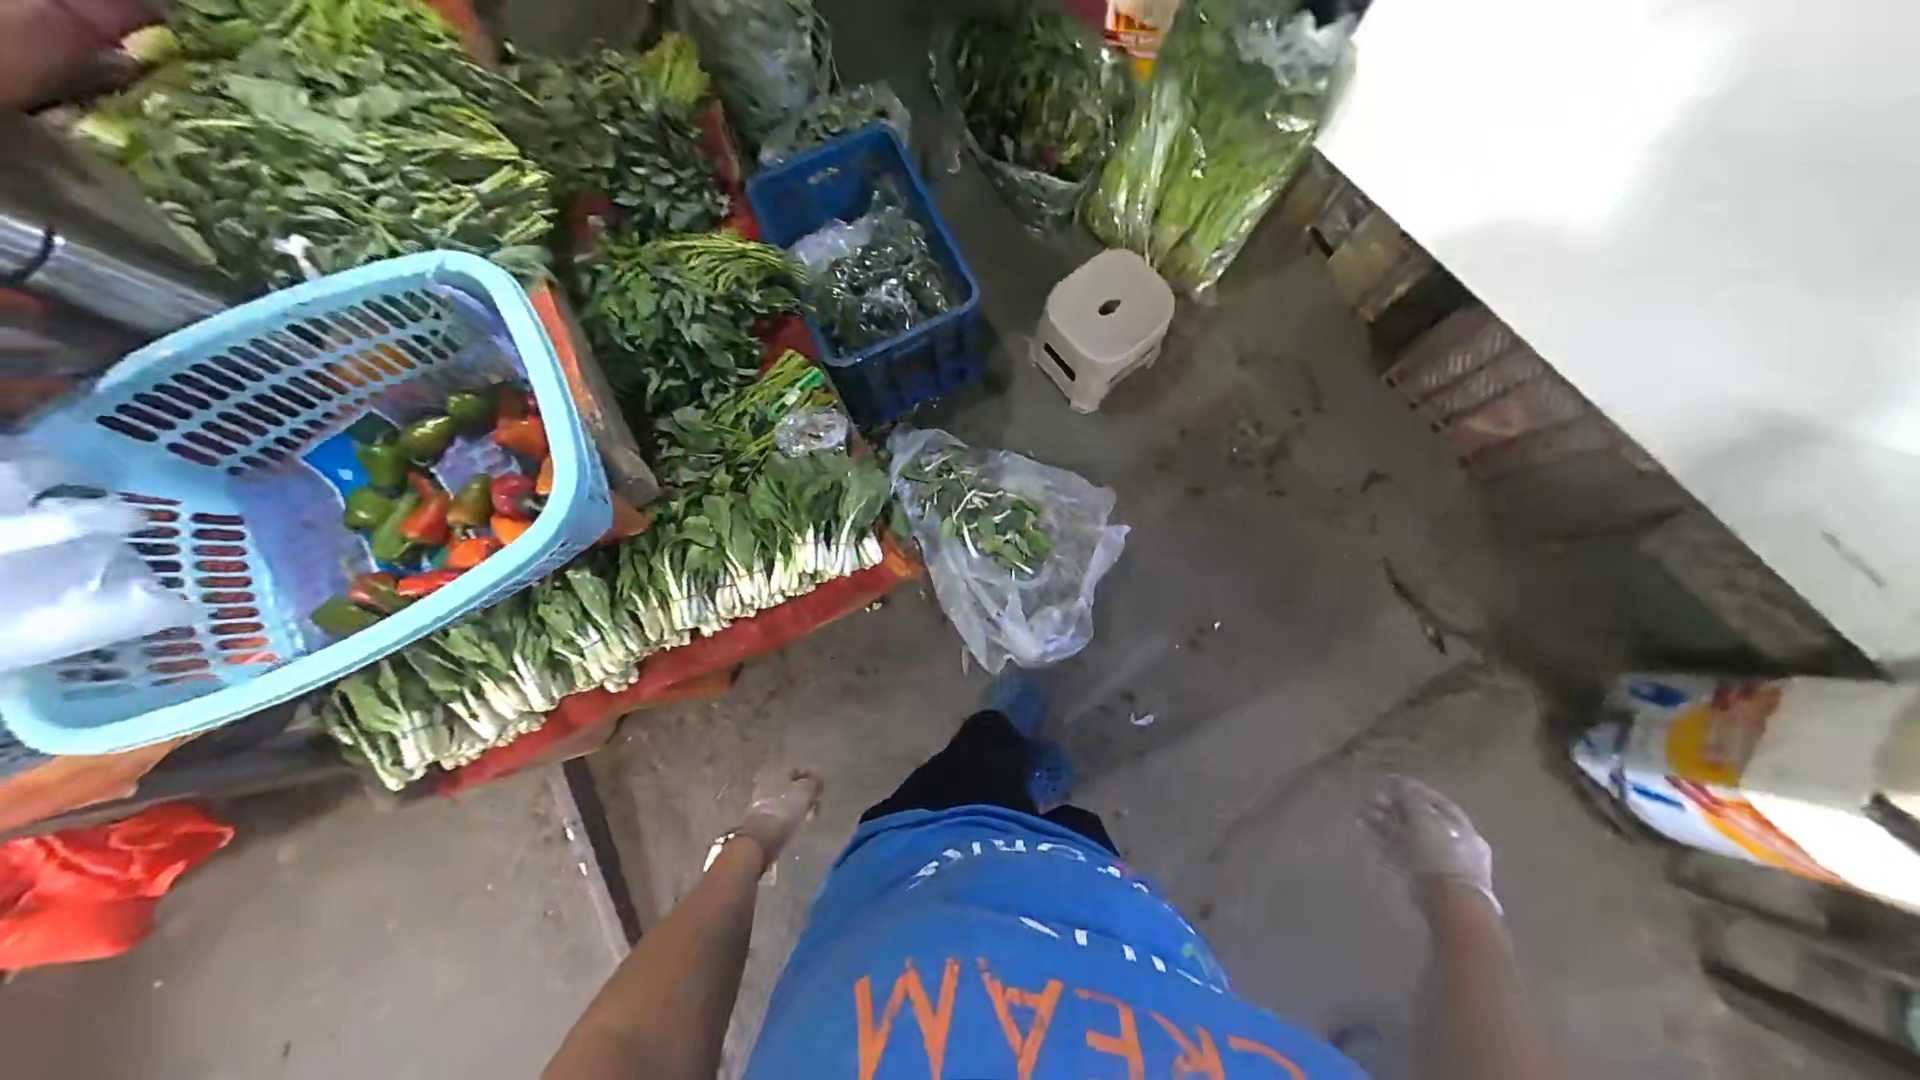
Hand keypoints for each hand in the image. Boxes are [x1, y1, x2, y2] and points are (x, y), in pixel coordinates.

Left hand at [734, 768, 822, 864]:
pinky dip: (788, 816)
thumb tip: (816, 776)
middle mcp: (766, 782)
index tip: (820, 792)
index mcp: (776, 771)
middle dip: (804, 794)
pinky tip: (795, 824)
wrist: (759, 840)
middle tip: (815, 806)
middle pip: (791, 785)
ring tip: (807, 818)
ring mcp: (761, 800)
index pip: (798, 770)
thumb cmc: (784, 810)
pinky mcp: (759, 818)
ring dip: (797, 806)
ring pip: (785, 799)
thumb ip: (813, 780)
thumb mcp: (804, 791)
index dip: (812, 778)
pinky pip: (780, 812)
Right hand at [1362, 776, 1498, 915]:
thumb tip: (1399, 780)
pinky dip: (1384, 841)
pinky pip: (1400, 851)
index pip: (1436, 802)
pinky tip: (1366, 833)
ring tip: (1361, 814)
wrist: (1447, 900)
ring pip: (1406, 835)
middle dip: (1393, 807)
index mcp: (1460, 827)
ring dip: (1384, 823)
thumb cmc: (1440, 853)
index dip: (1413, 790)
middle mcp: (1451, 841)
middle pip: (1418, 818)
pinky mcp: (1421, 875)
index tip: (1390, 783)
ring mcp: (1437, 859)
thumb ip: (1410, 797)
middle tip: (1371, 800)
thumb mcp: (1424, 818)